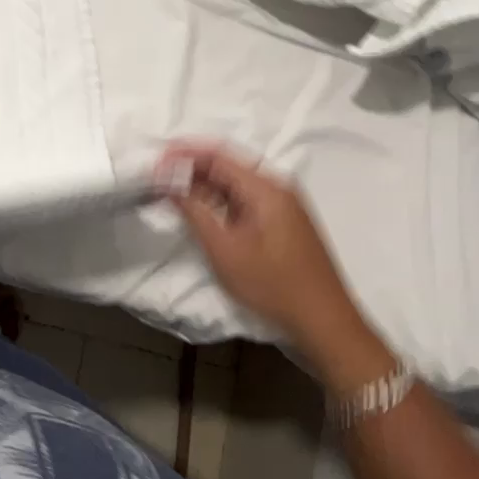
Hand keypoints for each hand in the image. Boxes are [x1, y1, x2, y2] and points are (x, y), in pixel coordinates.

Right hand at [157, 141, 359, 346]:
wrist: (325, 324)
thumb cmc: (272, 286)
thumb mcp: (224, 249)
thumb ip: (193, 209)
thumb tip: (167, 180)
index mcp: (267, 188)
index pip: (218, 155)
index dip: (183, 153)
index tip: (154, 161)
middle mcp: (278, 189)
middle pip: (227, 166)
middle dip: (190, 168)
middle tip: (157, 177)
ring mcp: (283, 206)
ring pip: (235, 184)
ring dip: (202, 185)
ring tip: (170, 191)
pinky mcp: (282, 224)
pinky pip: (244, 200)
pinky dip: (218, 200)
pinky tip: (199, 210)